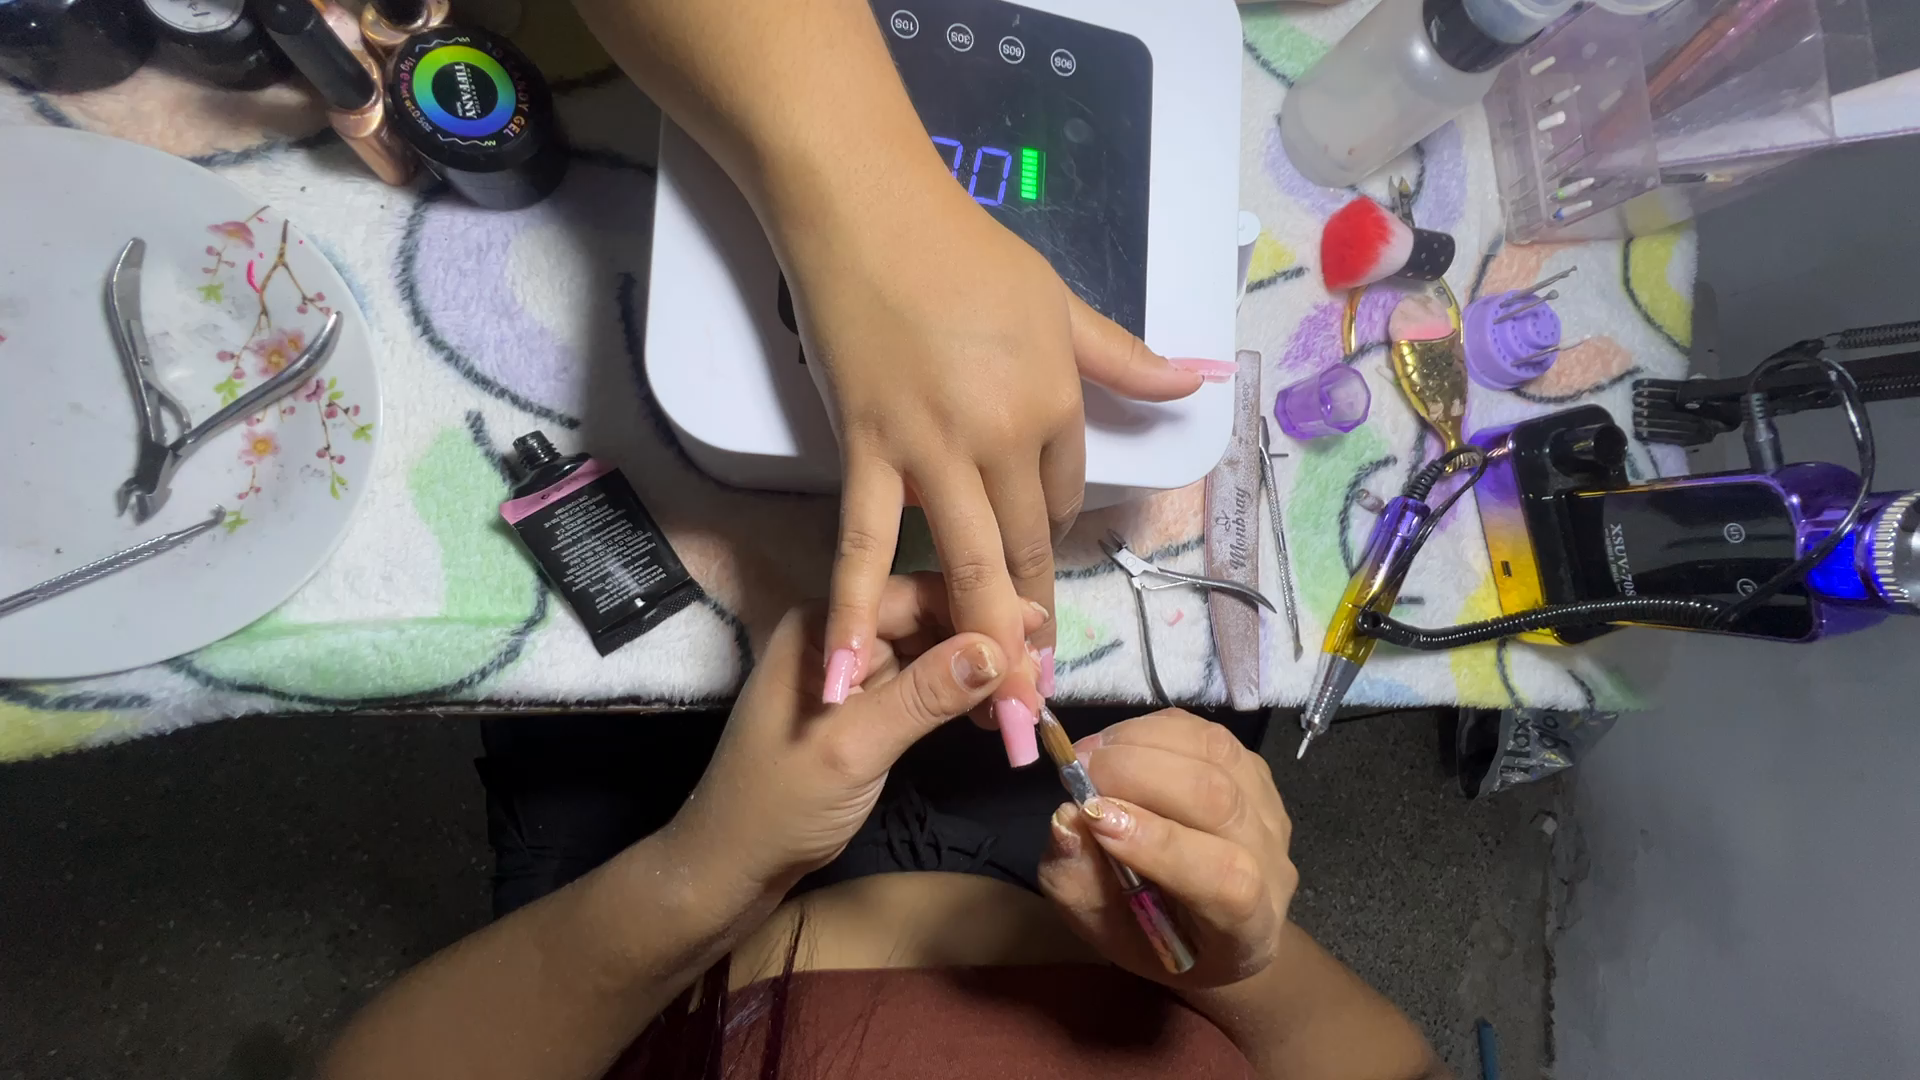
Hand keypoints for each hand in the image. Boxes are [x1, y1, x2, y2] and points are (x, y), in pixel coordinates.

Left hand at [664, 575, 1043, 905]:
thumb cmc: (780, 802)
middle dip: (983, 642)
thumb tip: (998, 649)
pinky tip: (994, 705)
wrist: (733, 865)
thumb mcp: (854, 746)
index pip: (912, 596)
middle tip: (1041, 667)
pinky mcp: (866, 700)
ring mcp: (853, 667)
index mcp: (823, 624)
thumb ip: (925, 695)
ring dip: (977, 669)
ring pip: (931, 651)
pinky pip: (923, 683)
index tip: (1035, 633)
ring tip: (1029, 688)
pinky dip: (958, 694)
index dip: (975, 611)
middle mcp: (839, 632)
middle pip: (926, 619)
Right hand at [775, 161, 1228, 764]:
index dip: (1055, 533)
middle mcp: (1003, 442)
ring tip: (993, 714)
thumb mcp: (1062, 304)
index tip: (1038, 563)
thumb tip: (1198, 381)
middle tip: (1042, 702)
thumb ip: (1127, 359)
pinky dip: (854, 611)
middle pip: (1028, 548)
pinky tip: (849, 676)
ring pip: (965, 564)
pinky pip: (862, 545)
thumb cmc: (969, 256)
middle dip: (1036, 626)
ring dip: (982, 642)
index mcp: (1054, 405)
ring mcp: (931, 456)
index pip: (1066, 494)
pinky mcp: (866, 457)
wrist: (871, 215)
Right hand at [1038, 709, 1297, 988]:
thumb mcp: (1099, 928)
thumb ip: (1078, 882)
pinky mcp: (1254, 771)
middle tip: (1077, 769)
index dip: (1159, 841)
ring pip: (1214, 753)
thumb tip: (1066, 819)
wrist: (1205, 924)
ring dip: (1141, 741)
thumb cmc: (1150, 936)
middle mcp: (1272, 865)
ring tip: (1091, 753)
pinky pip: (1206, 733)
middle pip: (1217, 799)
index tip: (1092, 815)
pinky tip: (1116, 743)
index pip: (1225, 878)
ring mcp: (1269, 810)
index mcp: (1245, 928)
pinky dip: (1154, 728)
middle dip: (1136, 773)